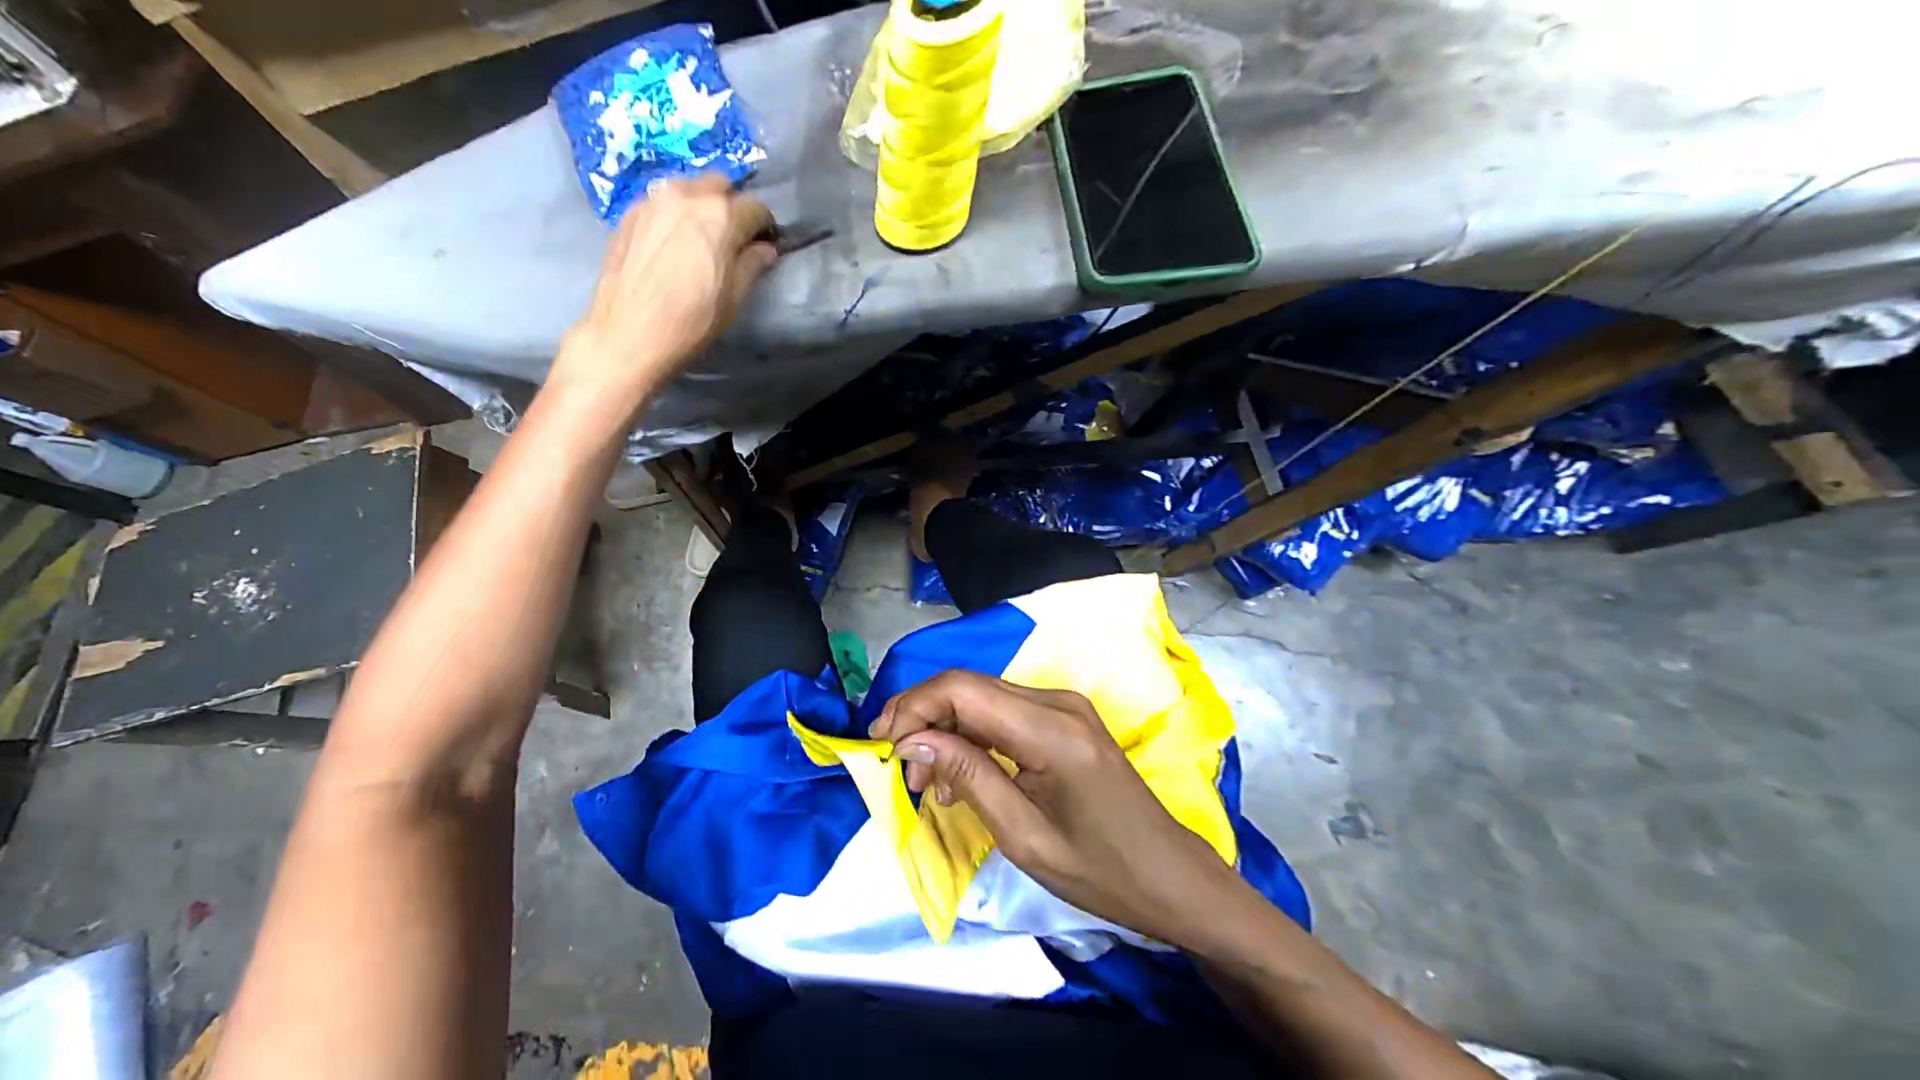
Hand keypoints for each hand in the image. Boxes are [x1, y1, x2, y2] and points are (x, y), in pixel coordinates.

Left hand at [551, 174, 776, 423]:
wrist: (628, 333)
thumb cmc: (691, 320)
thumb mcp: (734, 298)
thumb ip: (752, 264)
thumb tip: (764, 249)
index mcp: (721, 215)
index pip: (756, 208)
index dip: (764, 227)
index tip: (763, 244)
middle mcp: (687, 194)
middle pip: (720, 186)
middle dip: (732, 206)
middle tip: (732, 237)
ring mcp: (653, 199)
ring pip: (688, 188)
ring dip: (701, 205)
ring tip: (700, 237)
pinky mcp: (628, 212)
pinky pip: (661, 202)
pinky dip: (674, 214)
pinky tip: (672, 243)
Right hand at [871, 671, 1250, 949]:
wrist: (1169, 876)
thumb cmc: (1100, 871)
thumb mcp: (1022, 835)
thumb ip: (968, 775)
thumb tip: (911, 739)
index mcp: (1050, 730)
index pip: (962, 688)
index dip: (913, 707)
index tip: (882, 747)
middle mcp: (1057, 702)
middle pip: (969, 686)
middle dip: (925, 721)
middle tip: (906, 775)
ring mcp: (1065, 707)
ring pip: (983, 698)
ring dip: (947, 731)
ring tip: (933, 786)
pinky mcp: (1066, 719)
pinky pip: (1005, 713)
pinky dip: (974, 737)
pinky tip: (965, 777)